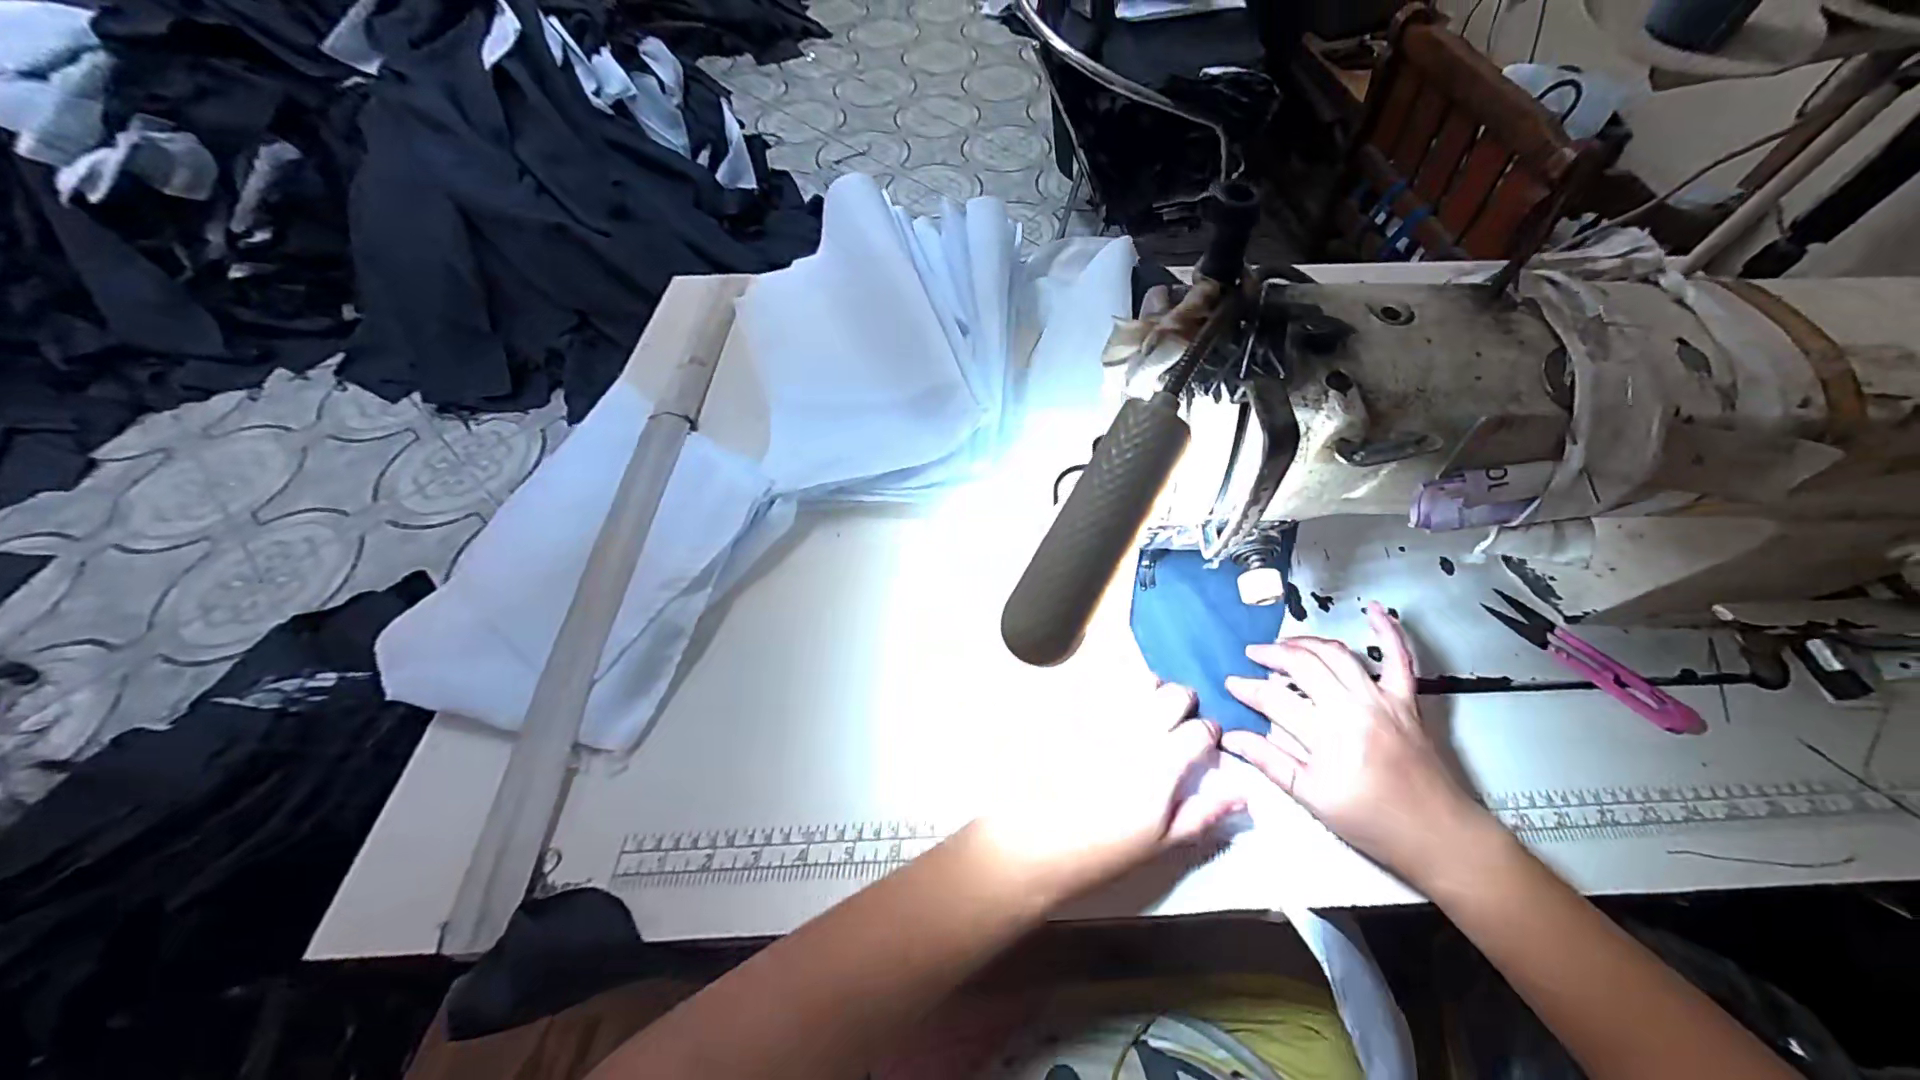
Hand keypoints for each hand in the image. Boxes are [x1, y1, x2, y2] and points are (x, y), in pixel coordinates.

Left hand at [976, 683, 1244, 905]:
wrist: (1041, 837)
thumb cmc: (1105, 847)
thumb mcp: (1162, 841)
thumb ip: (1203, 813)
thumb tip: (1242, 794)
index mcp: (1164, 762)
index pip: (1202, 729)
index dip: (1209, 733)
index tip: (1204, 743)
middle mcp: (1137, 729)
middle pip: (1176, 692)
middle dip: (1184, 703)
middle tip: (1177, 722)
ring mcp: (1103, 715)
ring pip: (1141, 678)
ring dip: (1150, 688)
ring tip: (1145, 708)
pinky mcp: (1074, 709)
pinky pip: (1100, 678)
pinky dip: (1113, 679)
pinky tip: (1113, 699)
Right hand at [1220, 602, 1494, 885]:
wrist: (1439, 835)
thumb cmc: (1371, 823)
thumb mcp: (1311, 798)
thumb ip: (1269, 761)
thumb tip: (1230, 737)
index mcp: (1329, 735)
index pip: (1275, 698)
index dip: (1247, 688)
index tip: (1230, 684)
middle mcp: (1355, 707)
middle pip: (1304, 664)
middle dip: (1271, 655)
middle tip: (1251, 655)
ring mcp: (1384, 699)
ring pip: (1337, 654)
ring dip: (1307, 642)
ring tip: (1285, 645)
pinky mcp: (1407, 700)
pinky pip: (1399, 659)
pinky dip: (1388, 632)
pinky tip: (1373, 610)